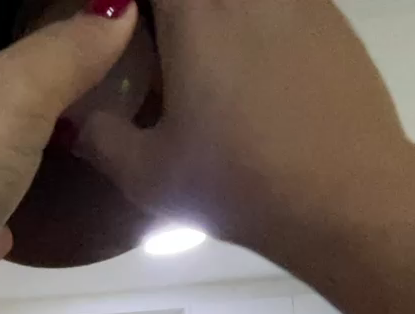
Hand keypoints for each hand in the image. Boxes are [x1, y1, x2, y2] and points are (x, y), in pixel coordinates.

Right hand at [75, 0, 414, 258]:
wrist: (337, 193)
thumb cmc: (231, 182)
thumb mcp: (147, 175)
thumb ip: (102, 139)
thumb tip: (77, 122)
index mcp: (194, 15)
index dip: (129, 3)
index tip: (122, 20)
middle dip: (171, 12)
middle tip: (155, 38)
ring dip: (216, 18)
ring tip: (203, 62)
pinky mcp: (333, 18)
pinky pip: (280, 3)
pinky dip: (256, 21)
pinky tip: (250, 67)